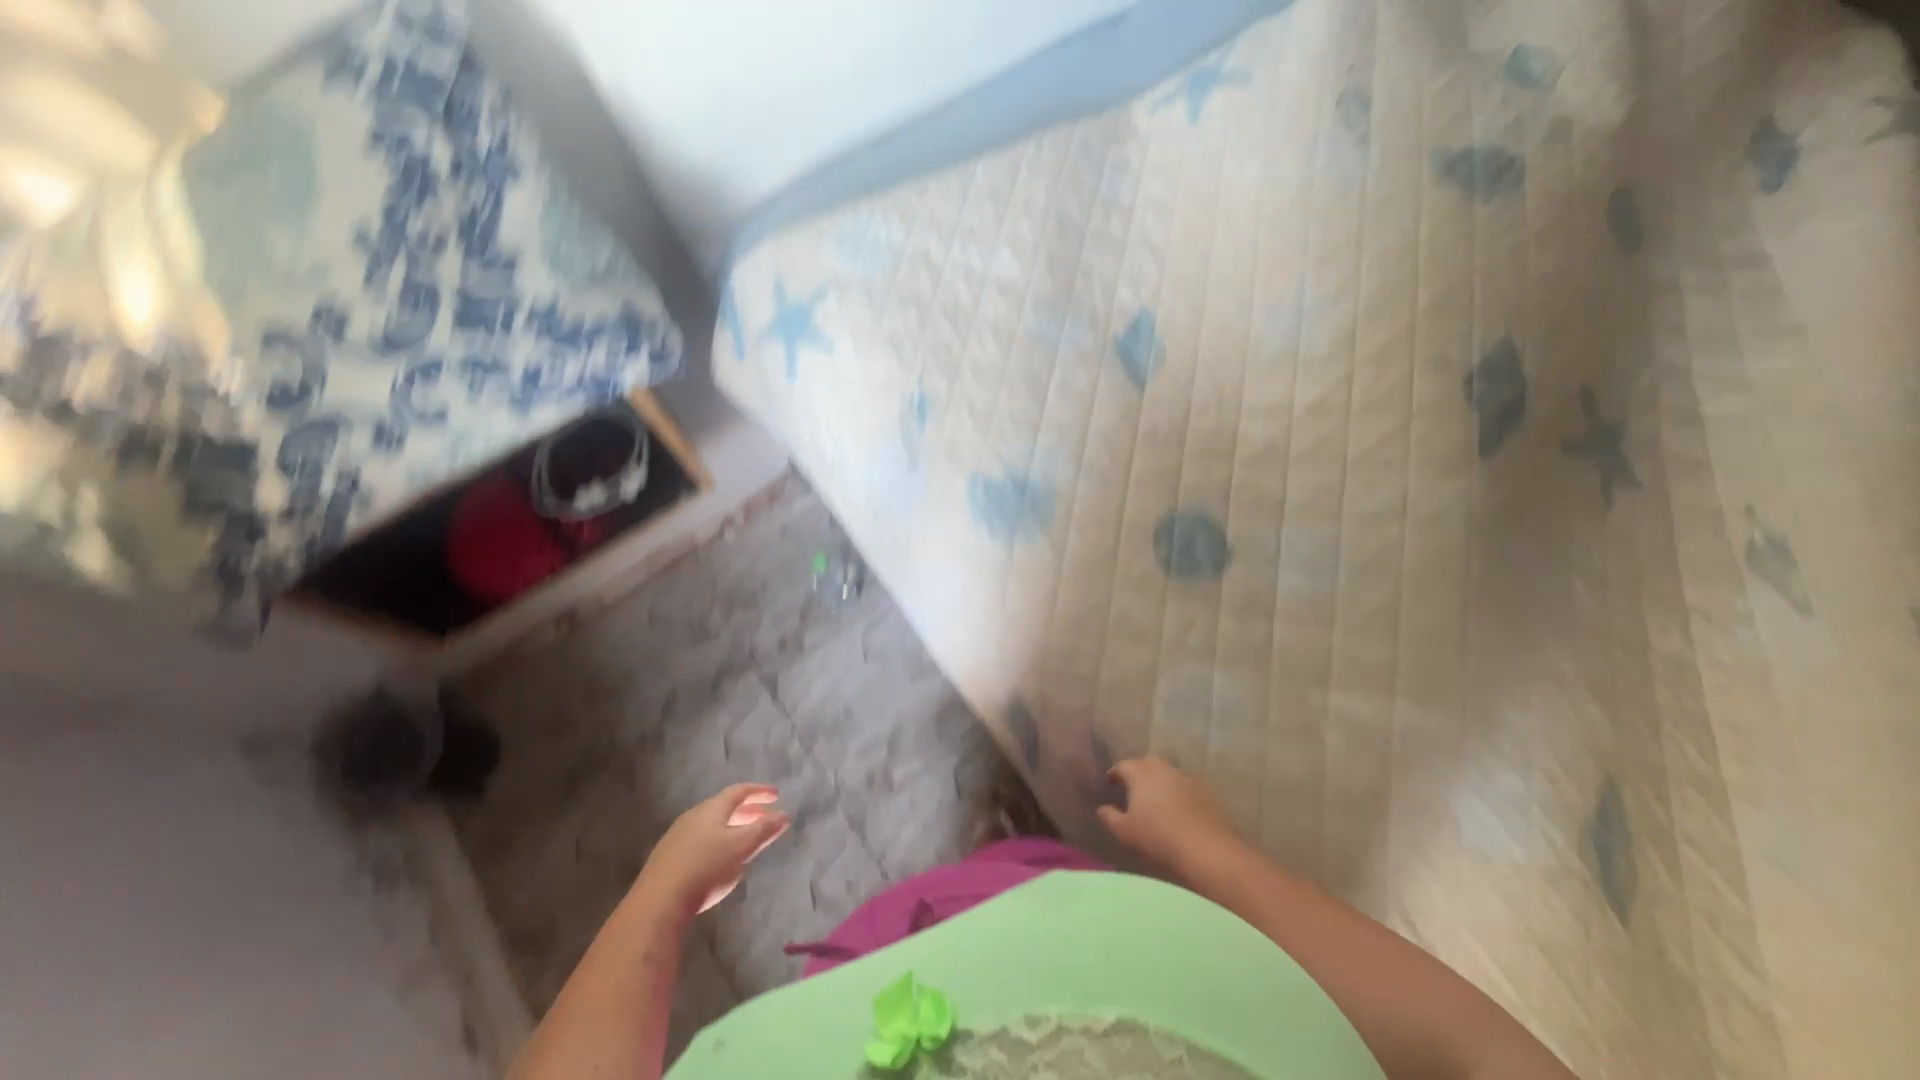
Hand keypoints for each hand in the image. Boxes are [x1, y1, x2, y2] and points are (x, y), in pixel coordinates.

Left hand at [635, 784, 790, 917]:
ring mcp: (677, 837)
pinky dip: (718, 842)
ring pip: (711, 825)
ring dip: (733, 828)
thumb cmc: (706, 867)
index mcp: (711, 810)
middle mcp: (692, 817)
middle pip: (724, 807)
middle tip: (766, 818)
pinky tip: (721, 860)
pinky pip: (700, 841)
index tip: (776, 795)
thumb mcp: (741, 847)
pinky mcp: (669, 858)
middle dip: (748, 811)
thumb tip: (783, 815)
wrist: (659, 901)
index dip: (759, 792)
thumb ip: (763, 830)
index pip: (738, 792)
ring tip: (747, 841)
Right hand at [1097, 755, 1240, 869]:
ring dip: (1161, 779)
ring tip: (1157, 797)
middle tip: (1134, 786)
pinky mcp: (1206, 790)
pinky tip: (1180, 807)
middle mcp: (1164, 769)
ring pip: (1169, 772)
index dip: (1115, 773)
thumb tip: (1102, 808)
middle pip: (1148, 761)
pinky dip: (1180, 790)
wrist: (1204, 848)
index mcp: (1141, 774)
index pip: (1123, 765)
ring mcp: (1187, 778)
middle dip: (1139, 770)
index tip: (1111, 783)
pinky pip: (1187, 784)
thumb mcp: (1124, 831)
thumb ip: (1109, 816)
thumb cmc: (1157, 837)